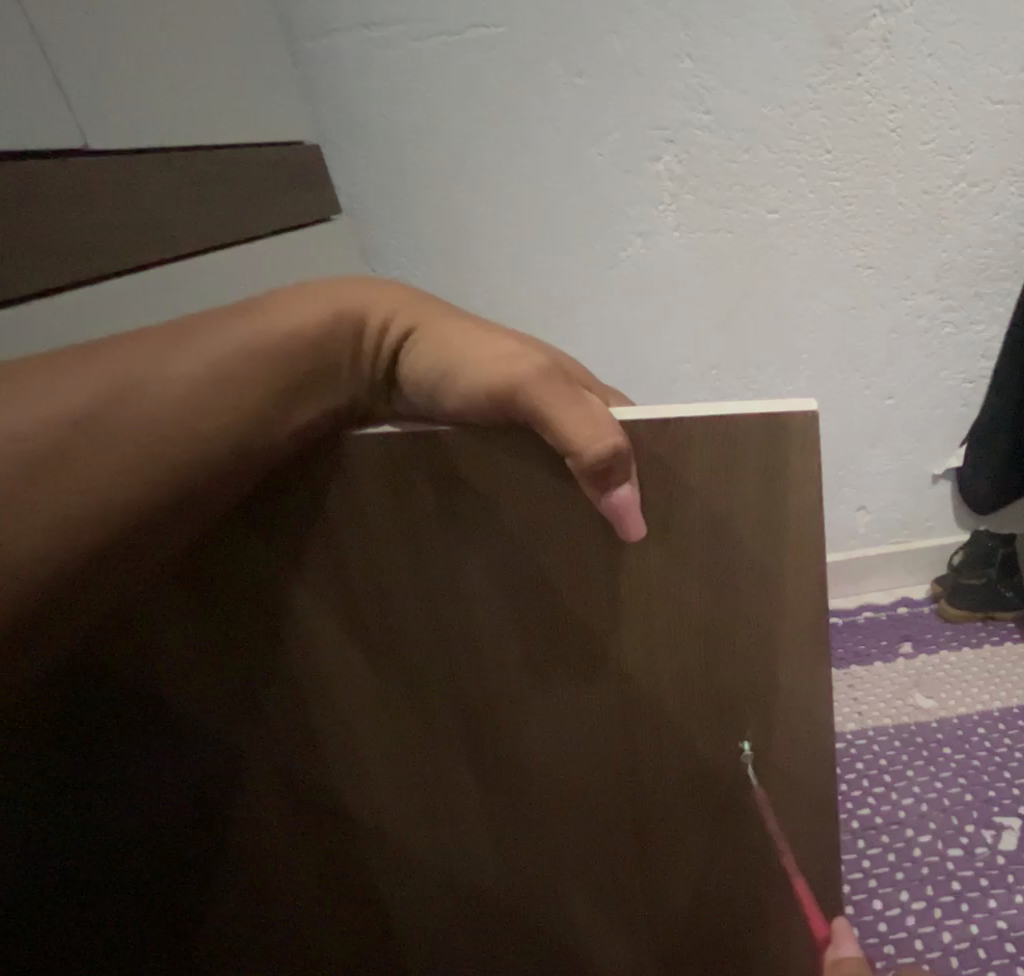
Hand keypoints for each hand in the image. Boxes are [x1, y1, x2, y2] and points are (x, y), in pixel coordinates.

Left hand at [341, 279, 646, 541]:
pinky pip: (524, 498)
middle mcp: (564, 421)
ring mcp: (522, 444)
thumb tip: (635, 520)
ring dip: (573, 527)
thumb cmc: (463, 361)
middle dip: (616, 514)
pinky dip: (533, 525)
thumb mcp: (537, 388)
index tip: (657, 539)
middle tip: (623, 570)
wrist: (366, 351)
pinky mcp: (486, 463)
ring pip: (565, 492)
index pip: (640, 449)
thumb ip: (590, 441)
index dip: (653, 487)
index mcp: (591, 397)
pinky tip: (533, 554)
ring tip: (583, 576)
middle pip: (604, 474)